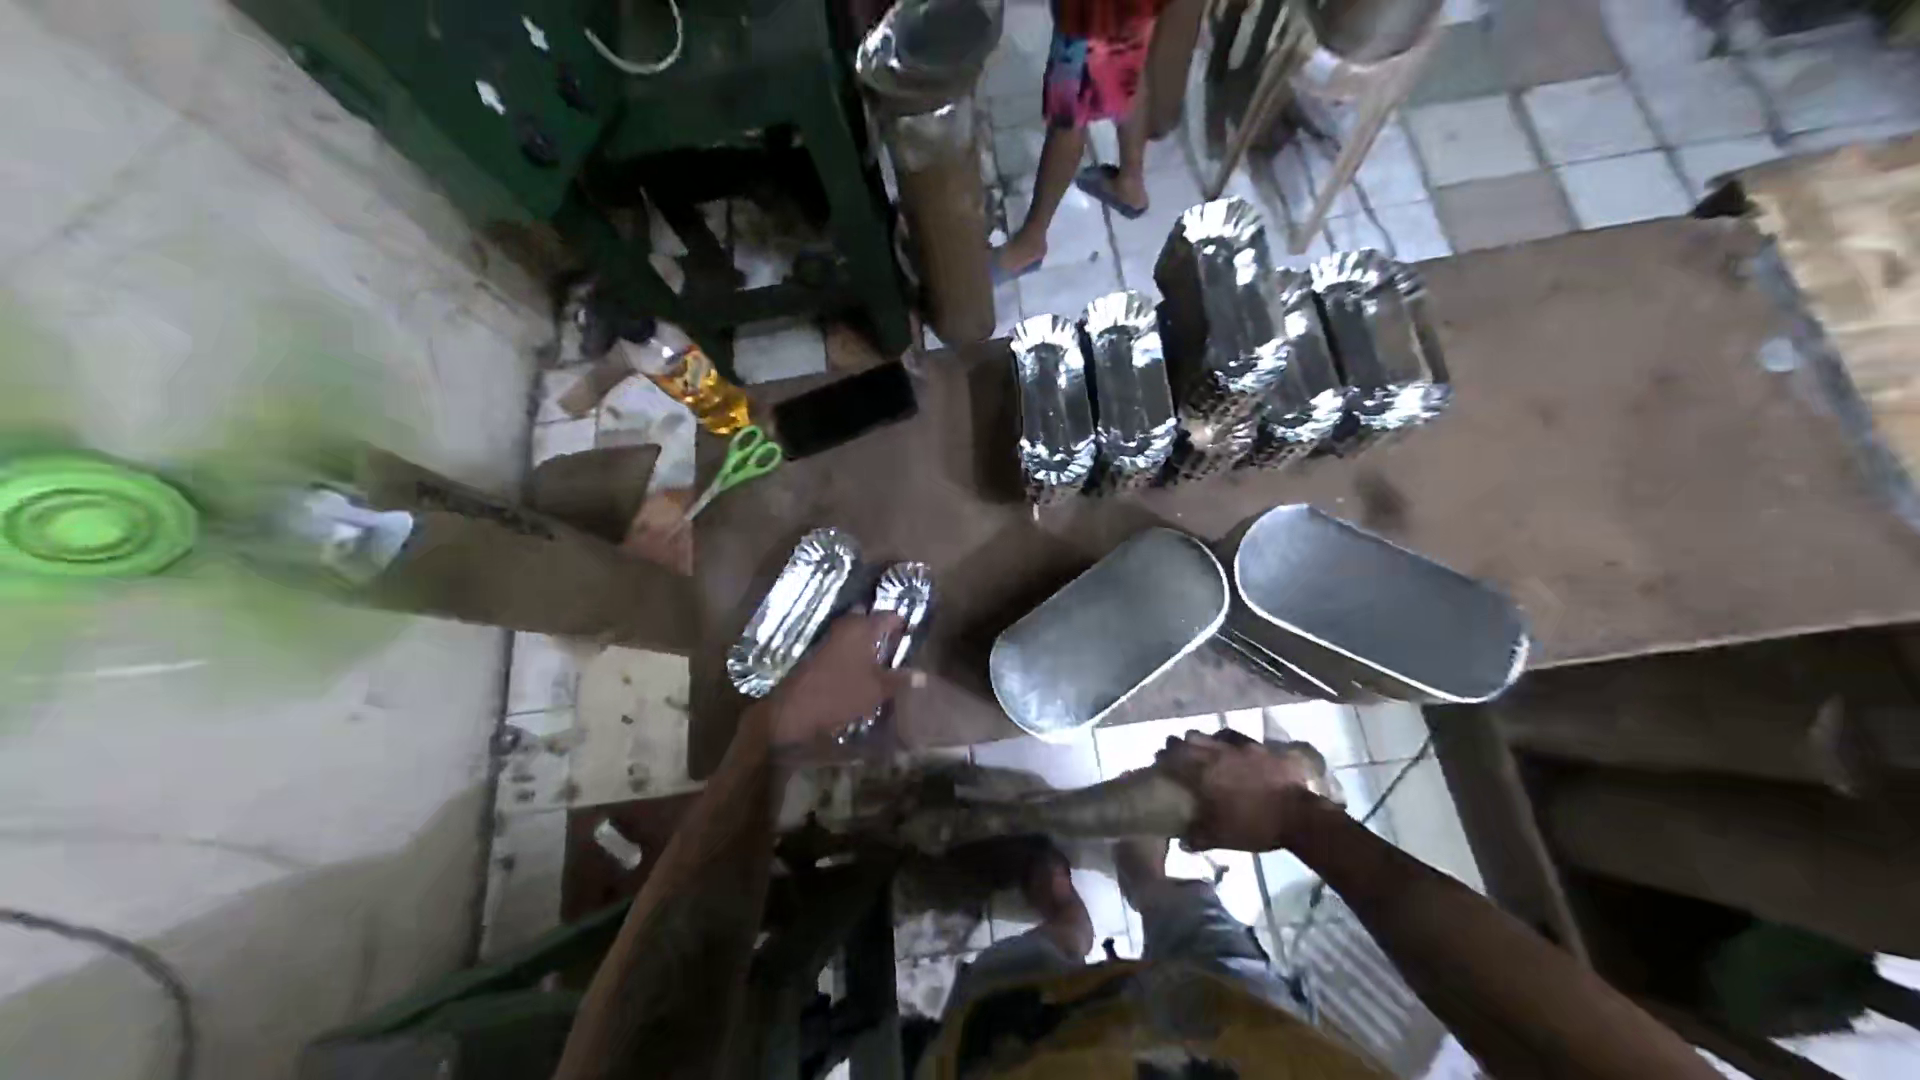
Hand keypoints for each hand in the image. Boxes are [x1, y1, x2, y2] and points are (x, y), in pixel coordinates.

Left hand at [760, 612, 918, 747]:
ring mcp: (828, 637)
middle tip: (895, 649)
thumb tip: (922, 676)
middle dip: (882, 632)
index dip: (902, 624)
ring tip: (880, 663)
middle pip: (869, 621)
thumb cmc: (841, 693)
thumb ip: (901, 680)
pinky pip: (842, 644)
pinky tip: (859, 670)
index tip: (910, 637)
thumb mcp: (878, 689)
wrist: (795, 709)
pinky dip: (852, 653)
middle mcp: (846, 625)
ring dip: (866, 643)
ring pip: (854, 633)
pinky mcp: (816, 651)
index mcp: (863, 627)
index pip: (889, 616)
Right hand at [1154, 730, 1326, 851]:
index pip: (1173, 758)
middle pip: (1189, 739)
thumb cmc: (1254, 826)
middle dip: (1181, 745)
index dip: (1164, 758)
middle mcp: (1216, 754)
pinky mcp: (1260, 747)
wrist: (1298, 816)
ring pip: (1212, 735)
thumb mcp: (1222, 837)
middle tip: (1180, 755)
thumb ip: (1198, 837)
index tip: (1160, 762)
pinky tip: (1231, 748)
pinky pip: (1237, 737)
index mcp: (1202, 773)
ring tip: (1204, 749)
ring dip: (1204, 740)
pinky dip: (1229, 741)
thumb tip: (1182, 841)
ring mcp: (1239, 747)